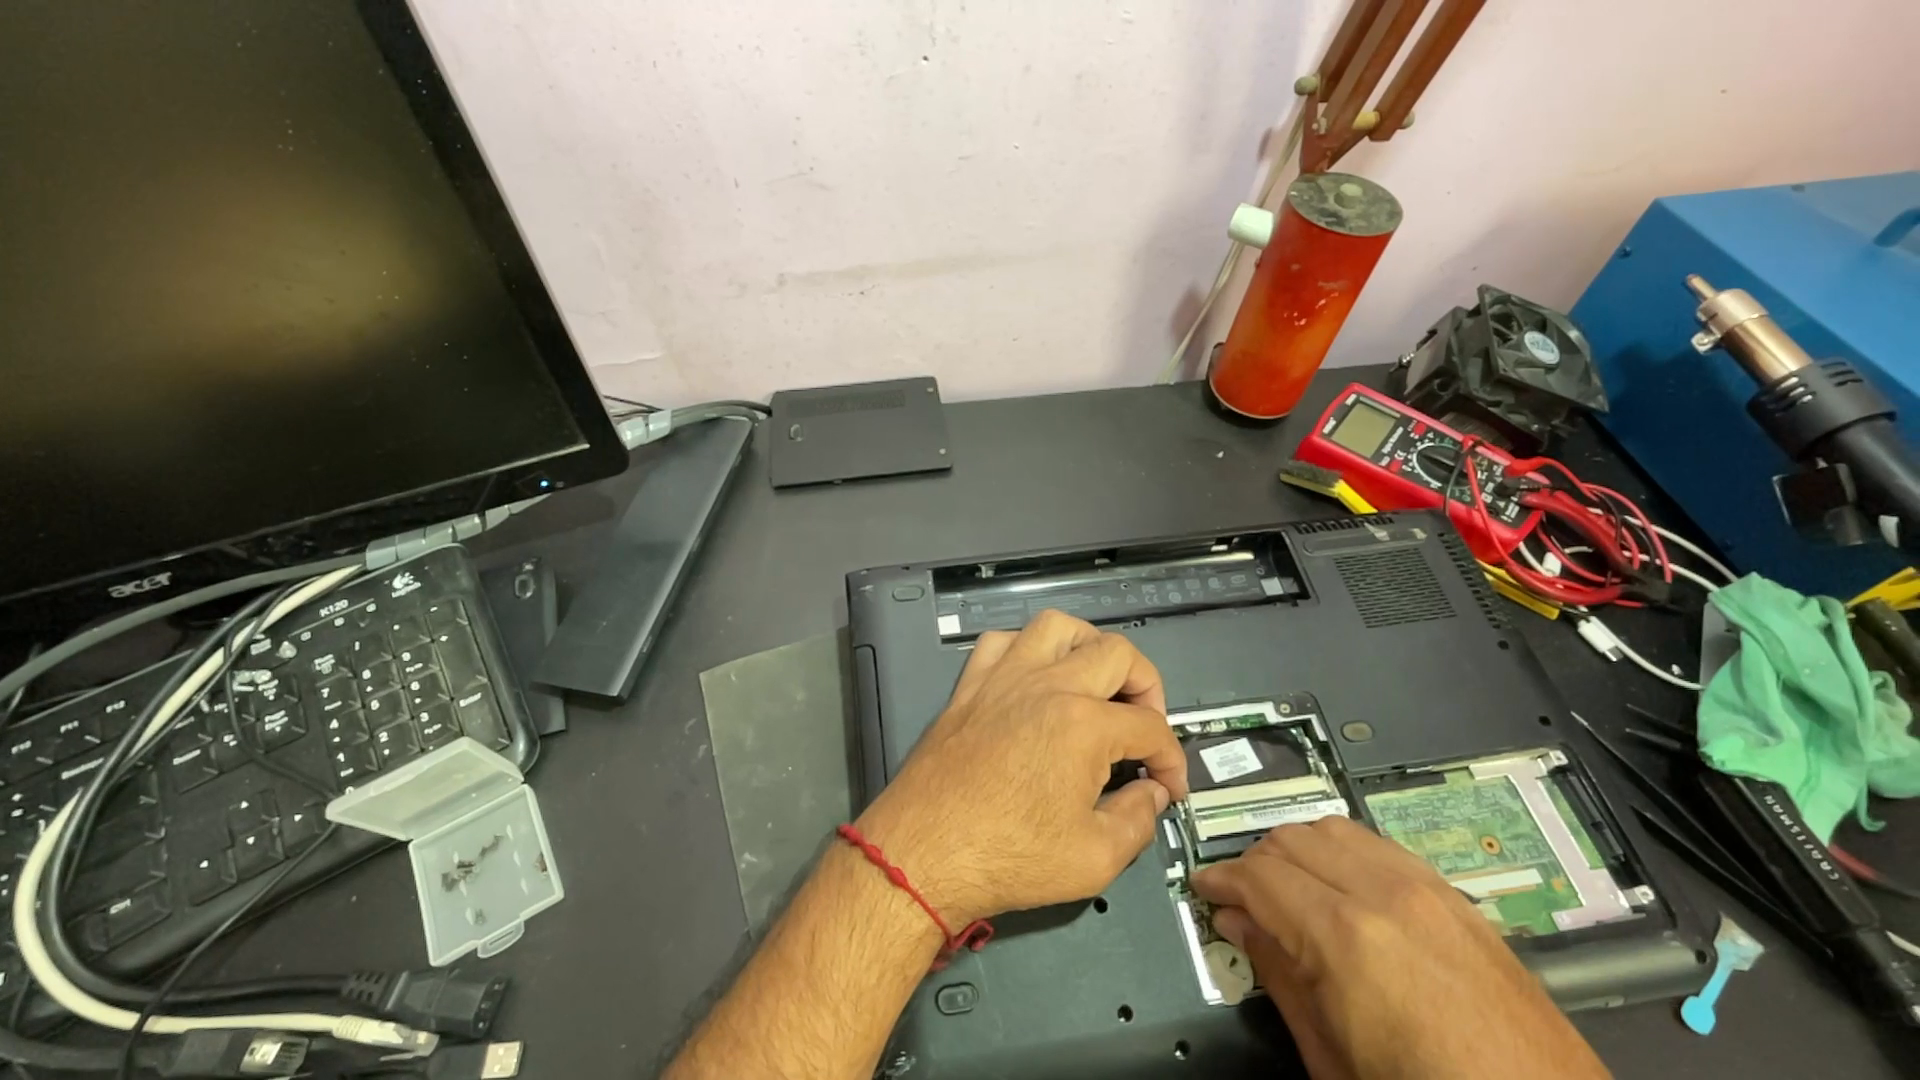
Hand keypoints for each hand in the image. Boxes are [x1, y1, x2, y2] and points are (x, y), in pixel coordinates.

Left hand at [854, 610, 1188, 925]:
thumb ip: (1138, 820)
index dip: (1171, 759)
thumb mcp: (1094, 858)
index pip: (1151, 727)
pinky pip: (1001, 642)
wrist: (922, 855)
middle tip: (1145, 726)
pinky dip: (1026, 648)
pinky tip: (1034, 678)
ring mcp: (1003, 679)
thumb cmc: (1007, 858)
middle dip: (1147, 687)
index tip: (1168, 787)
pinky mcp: (969, 687)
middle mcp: (1046, 685)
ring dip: (1088, 647)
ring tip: (1097, 683)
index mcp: (1083, 724)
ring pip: (1057, 626)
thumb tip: (1151, 793)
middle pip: (1116, 654)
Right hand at [1191, 816, 1610, 1079]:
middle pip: (1290, 840)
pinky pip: (1378, 844)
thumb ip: (1278, 977)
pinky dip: (1341, 851)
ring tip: (1283, 888)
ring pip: (1331, 828)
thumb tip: (1240, 925)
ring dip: (1296, 850)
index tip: (1204, 889)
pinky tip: (1336, 884)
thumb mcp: (1331, 1055)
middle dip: (1253, 863)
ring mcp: (1426, 889)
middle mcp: (1385, 895)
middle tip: (1239, 900)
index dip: (1220, 879)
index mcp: (1346, 937)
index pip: (1258, 874)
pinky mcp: (1455, 896)